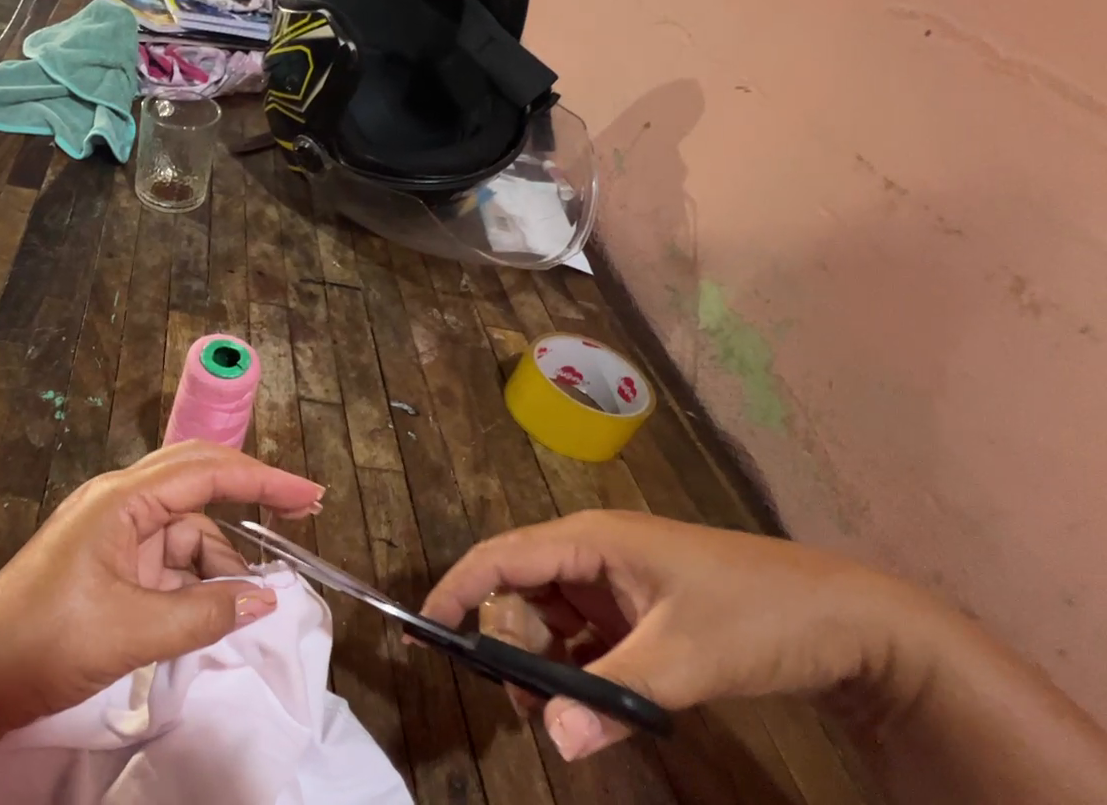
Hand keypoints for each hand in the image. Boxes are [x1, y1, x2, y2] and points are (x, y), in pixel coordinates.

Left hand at [0, 444, 324, 727]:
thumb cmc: (50, 639)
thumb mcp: (136, 629)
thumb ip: (207, 611)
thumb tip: (266, 598)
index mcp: (121, 499)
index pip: (204, 471)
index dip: (262, 479)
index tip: (311, 496)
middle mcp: (119, 504)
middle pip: (195, 481)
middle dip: (247, 495)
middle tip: (301, 515)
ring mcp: (113, 534)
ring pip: (185, 530)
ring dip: (219, 560)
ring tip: (246, 602)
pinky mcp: (110, 565)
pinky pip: (167, 561)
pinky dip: (196, 581)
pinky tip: (213, 609)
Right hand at [421, 510, 940, 761]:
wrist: (857, 623)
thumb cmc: (763, 616)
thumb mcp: (688, 659)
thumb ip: (614, 696)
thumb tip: (550, 738)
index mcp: (591, 539)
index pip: (500, 558)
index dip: (456, 590)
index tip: (421, 631)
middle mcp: (590, 553)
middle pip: (517, 590)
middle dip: (508, 640)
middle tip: (521, 696)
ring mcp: (613, 582)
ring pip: (545, 616)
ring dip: (540, 660)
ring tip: (556, 708)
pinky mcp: (633, 611)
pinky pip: (579, 637)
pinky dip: (572, 669)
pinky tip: (585, 703)